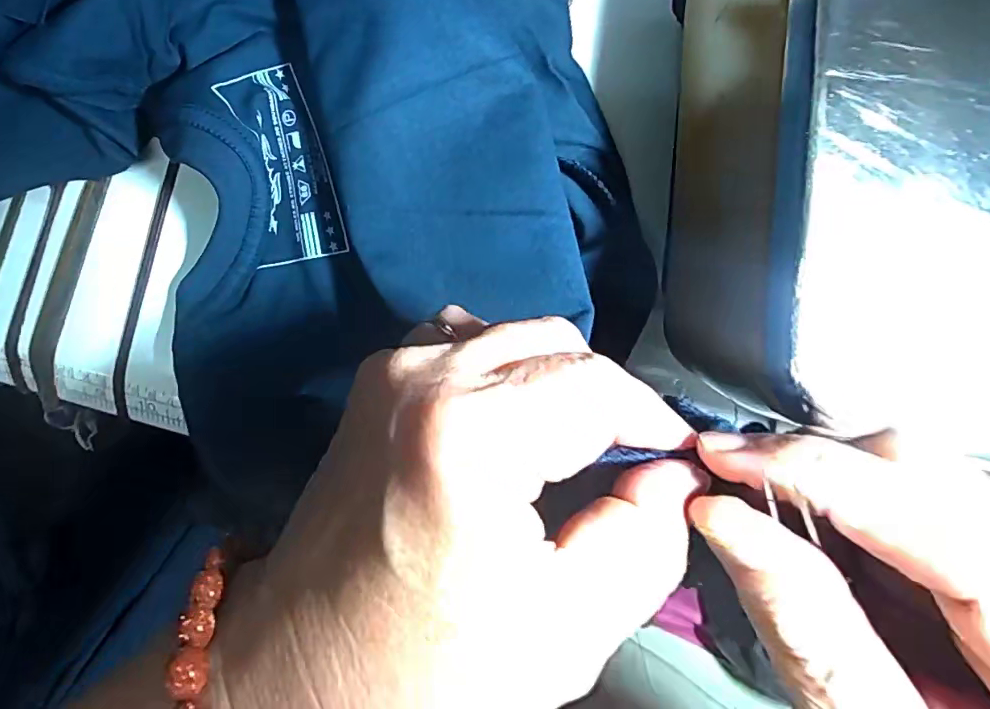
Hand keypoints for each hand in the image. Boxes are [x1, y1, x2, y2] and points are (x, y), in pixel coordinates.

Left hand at [211, 308, 707, 708]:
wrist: (315, 649)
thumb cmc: (428, 659)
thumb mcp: (564, 627)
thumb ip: (641, 540)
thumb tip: (666, 474)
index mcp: (469, 430)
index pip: (594, 382)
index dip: (651, 416)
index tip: (674, 456)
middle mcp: (423, 375)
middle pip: (552, 343)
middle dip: (604, 394)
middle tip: (626, 456)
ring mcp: (392, 366)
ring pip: (508, 331)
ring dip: (551, 374)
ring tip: (568, 440)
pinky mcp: (376, 376)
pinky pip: (459, 338)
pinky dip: (498, 364)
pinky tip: (508, 416)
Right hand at [689, 430, 989, 708]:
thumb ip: (812, 633)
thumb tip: (722, 517)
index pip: (939, 511)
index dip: (814, 468)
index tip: (721, 454)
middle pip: (931, 477)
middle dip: (812, 469)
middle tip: (725, 480)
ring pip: (923, 482)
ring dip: (825, 490)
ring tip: (765, 523)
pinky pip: (928, 514)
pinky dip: (854, 518)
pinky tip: (821, 550)